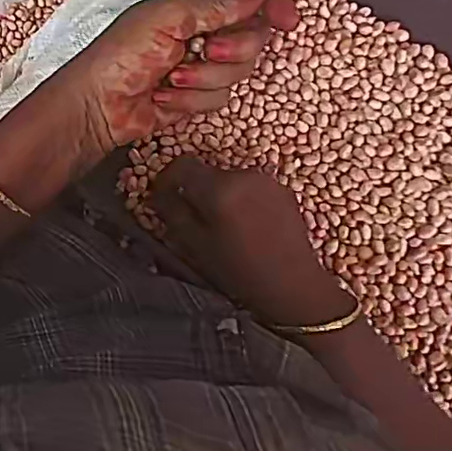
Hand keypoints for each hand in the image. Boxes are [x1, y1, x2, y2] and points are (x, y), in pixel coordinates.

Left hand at [49, 0, 298, 155]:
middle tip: (205, 52)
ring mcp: (201, 64)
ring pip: (238, 72)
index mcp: (195, 1)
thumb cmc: (120, 56)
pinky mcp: (196, 95)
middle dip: (233, 50)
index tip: (288, 20)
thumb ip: (214, 4)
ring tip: (172, 78)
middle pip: (253, 36)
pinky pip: (219, 97)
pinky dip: (192, 100)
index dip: (272, 3)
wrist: (99, 106)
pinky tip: (166, 97)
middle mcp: (203, 29)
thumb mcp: (166, 19)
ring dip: (205, 78)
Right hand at [151, 156, 353, 326]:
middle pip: (207, 173)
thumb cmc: (238, 270)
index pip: (182, 165)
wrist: (292, 285)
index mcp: (219, 188)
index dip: (165, 179)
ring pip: (230, 181)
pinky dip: (241, 201)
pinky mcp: (283, 191)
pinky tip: (245, 228)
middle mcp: (244, 175)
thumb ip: (173, 213)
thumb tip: (159, 196)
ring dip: (219, 197)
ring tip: (220, 228)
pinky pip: (251, 188)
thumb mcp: (196, 245)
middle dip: (194, 191)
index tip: (160, 197)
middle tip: (190, 220)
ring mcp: (267, 181)